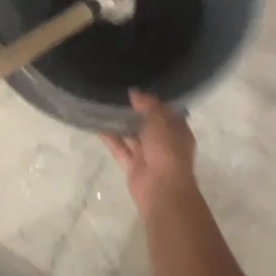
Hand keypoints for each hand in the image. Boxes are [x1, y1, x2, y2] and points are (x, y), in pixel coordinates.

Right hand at [100, 89, 198, 217]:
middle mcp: (164, 142)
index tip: (137, 87)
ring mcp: (148, 155)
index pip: (165, 111)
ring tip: (105, 104)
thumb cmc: (167, 150)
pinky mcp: (133, 166)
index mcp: (177, 131)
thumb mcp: (159, 120)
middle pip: (148, 123)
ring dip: (121, 123)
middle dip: (135, 110)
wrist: (162, 189)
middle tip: (117, 93)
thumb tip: (134, 92)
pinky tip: (97, 124)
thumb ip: (147, 104)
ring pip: (132, 135)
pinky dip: (110, 138)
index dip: (153, 100)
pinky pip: (120, 148)